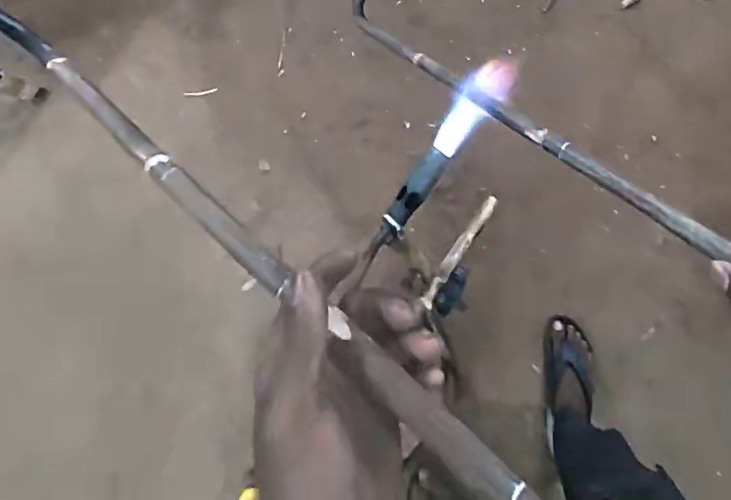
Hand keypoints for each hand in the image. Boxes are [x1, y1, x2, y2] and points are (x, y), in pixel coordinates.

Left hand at [254, 259, 446, 499]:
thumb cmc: (304, 474)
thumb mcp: (294, 407)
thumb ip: (300, 343)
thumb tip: (303, 276)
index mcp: (293, 358)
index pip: (307, 299)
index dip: (328, 273)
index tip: (358, 256)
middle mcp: (324, 365)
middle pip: (355, 315)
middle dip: (385, 309)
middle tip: (413, 319)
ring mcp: (356, 390)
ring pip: (385, 343)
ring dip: (410, 338)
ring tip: (432, 355)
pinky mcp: (385, 416)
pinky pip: (406, 379)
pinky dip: (422, 372)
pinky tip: (437, 380)